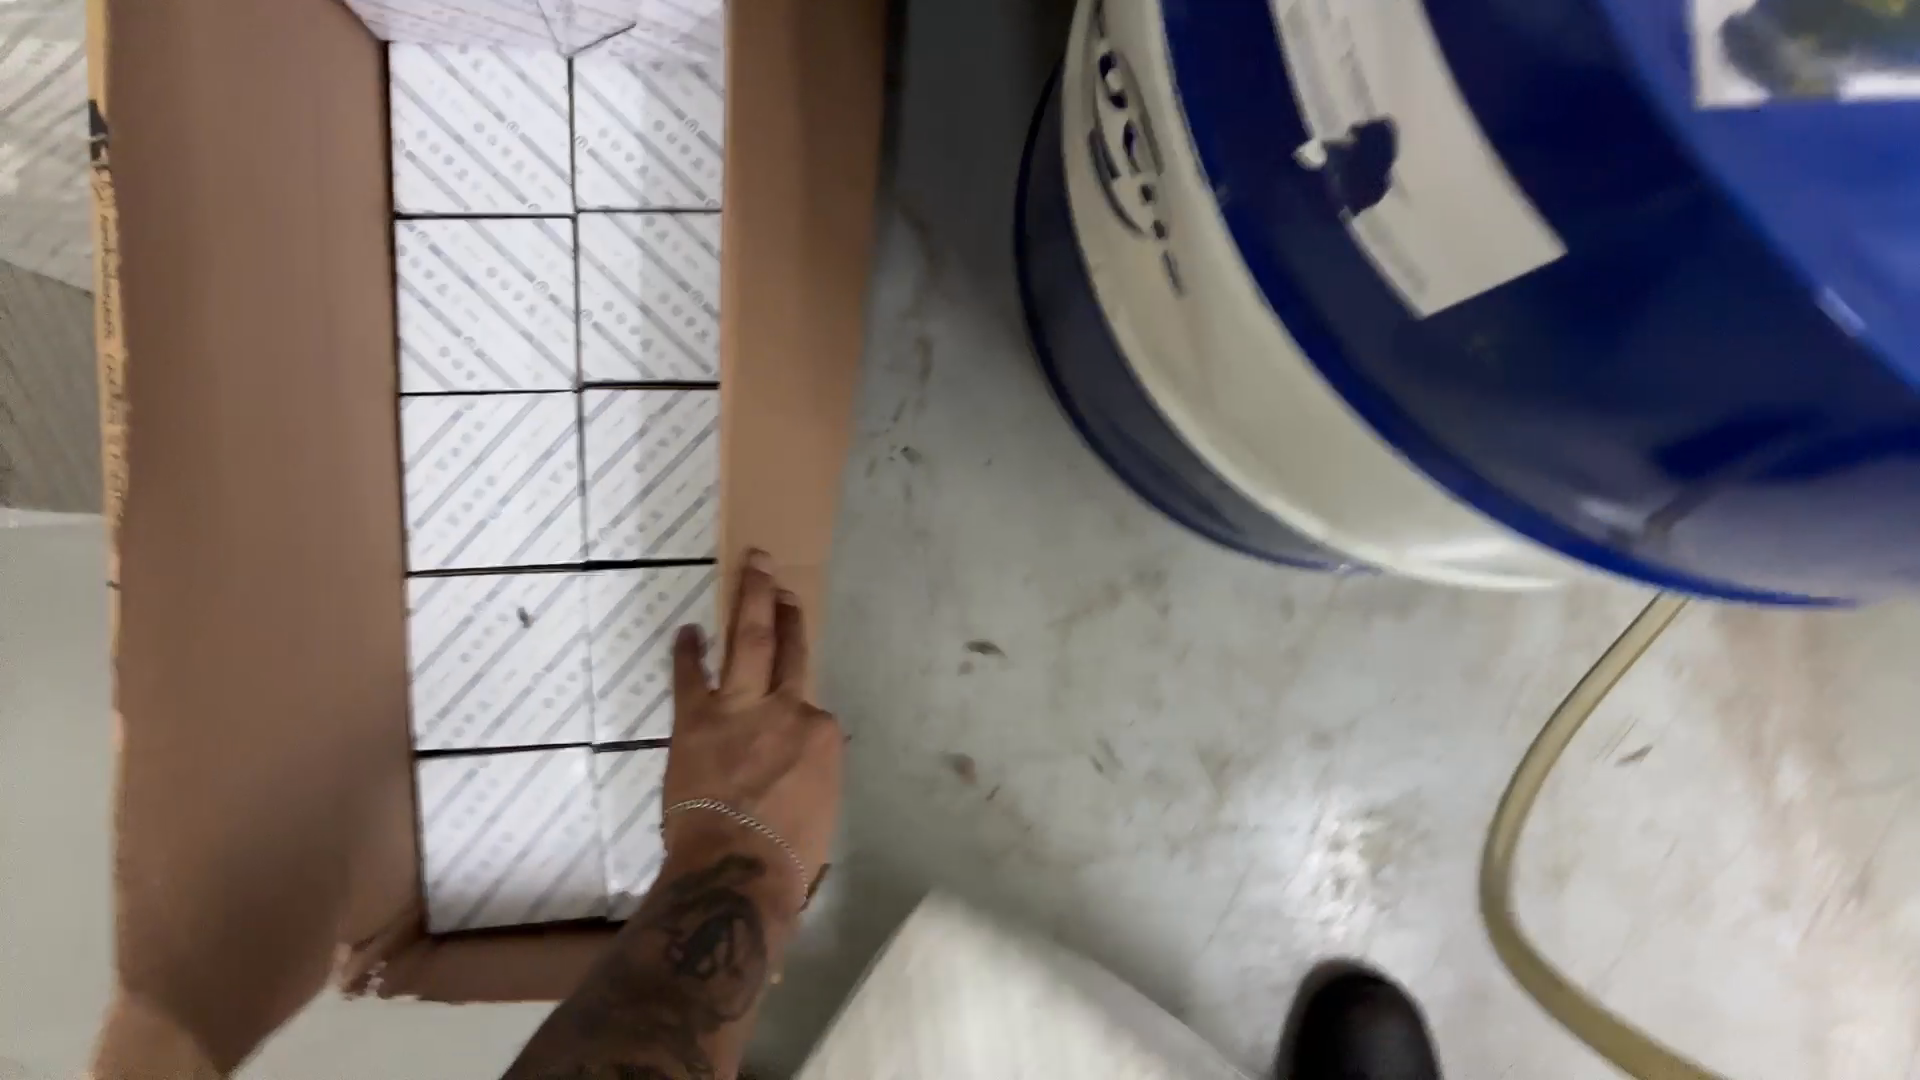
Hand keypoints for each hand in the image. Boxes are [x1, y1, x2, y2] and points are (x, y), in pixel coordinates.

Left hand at [662, 551, 843, 911]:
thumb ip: (809, 768)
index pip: (811, 703)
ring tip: (753, 568)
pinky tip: (688, 630)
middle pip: (789, 648)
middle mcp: (787, 707)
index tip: (790, 708)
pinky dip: (688, 651)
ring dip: (751, 601)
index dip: (798, 705)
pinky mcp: (697, 718)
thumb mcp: (820, 803)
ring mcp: (741, 707)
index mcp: (821, 732)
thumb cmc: (789, 854)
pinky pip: (691, 675)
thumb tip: (792, 761)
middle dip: (784, 607)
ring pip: (751, 640)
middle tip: (778, 577)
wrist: (737, 873)